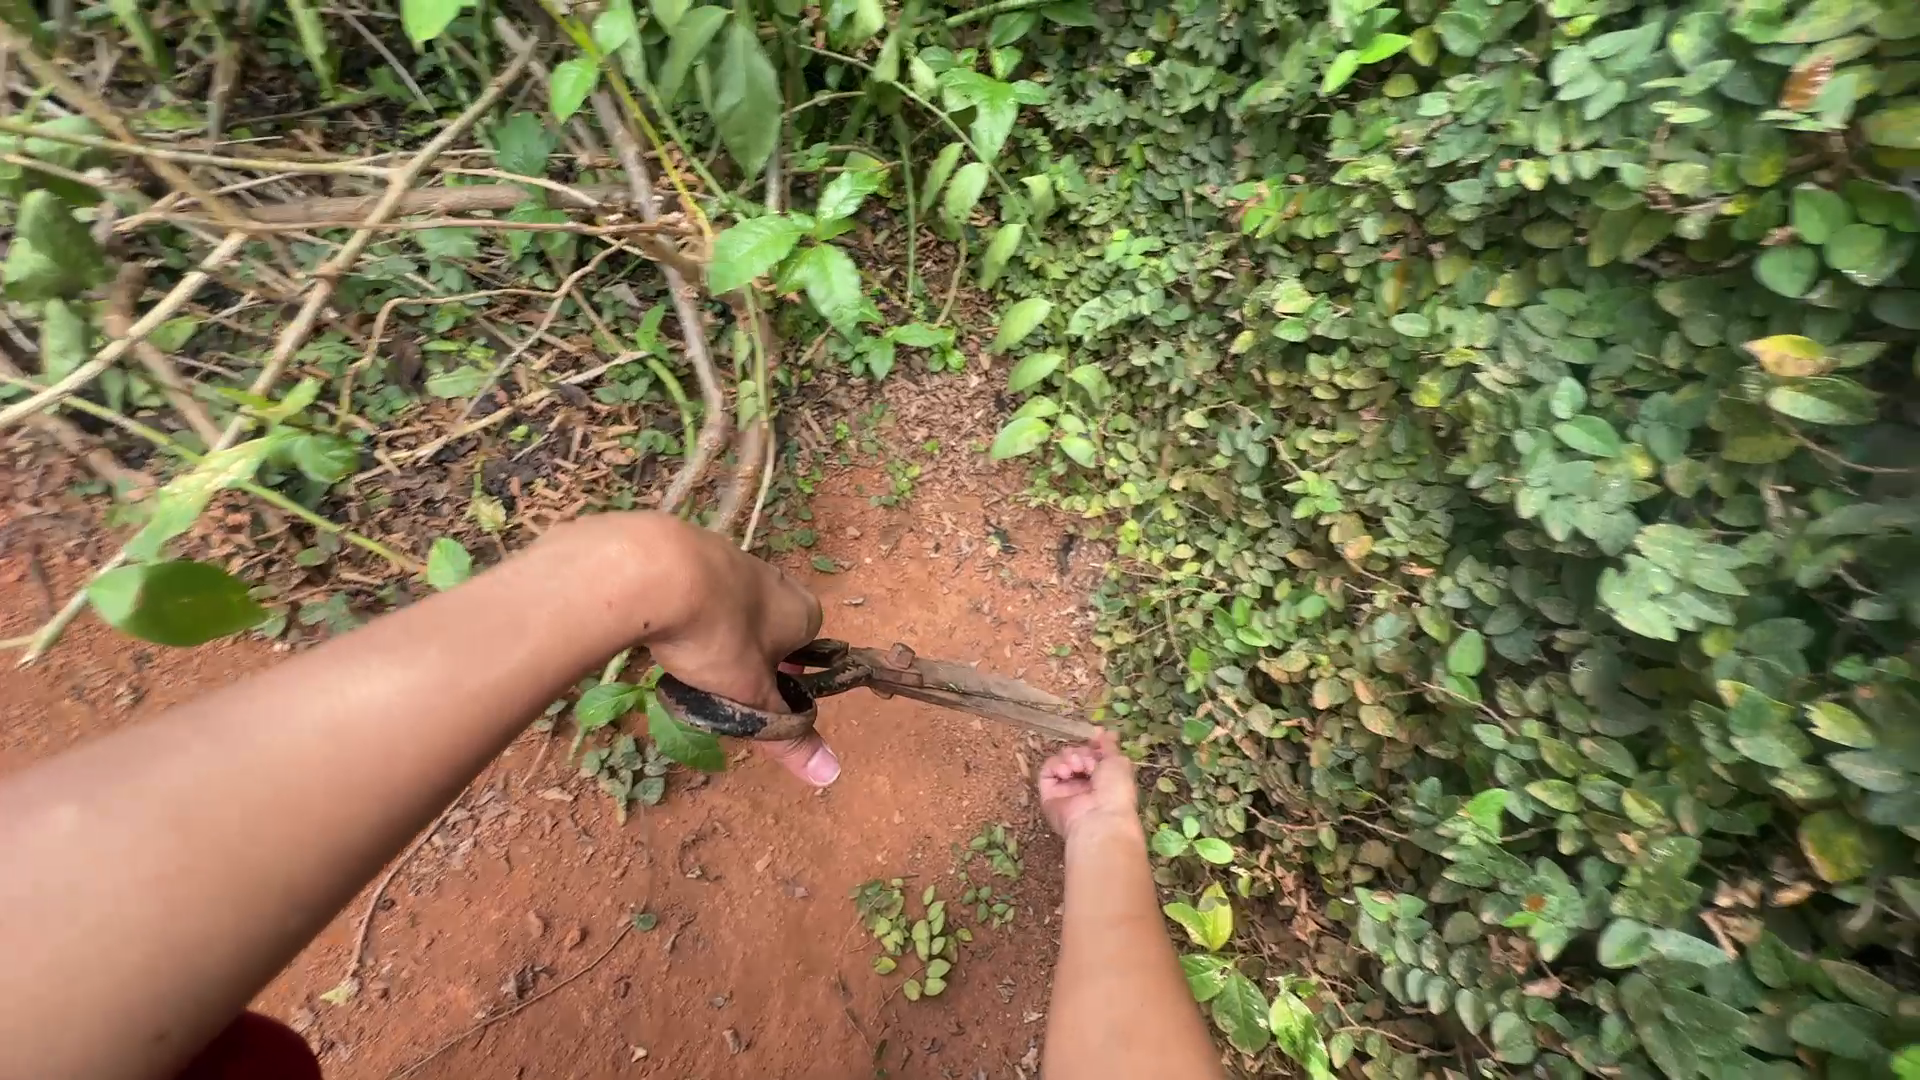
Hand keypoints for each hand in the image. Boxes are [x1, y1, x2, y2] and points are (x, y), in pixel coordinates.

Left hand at [586, 513, 836, 785]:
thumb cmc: (719, 635)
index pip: (807, 651)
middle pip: (769, 629)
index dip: (781, 678)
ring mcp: (736, 560)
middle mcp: (778, 581)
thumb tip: (829, 775)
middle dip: (747, 656)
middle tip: (716, 680)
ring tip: (683, 656)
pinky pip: (698, 589)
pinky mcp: (695, 551)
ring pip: (732, 608)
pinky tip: (661, 627)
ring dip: (715, 633)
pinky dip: (686, 609)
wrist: (658, 570)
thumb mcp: (751, 695)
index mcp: (804, 612)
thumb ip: (787, 734)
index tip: (752, 694)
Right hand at [1037, 730, 1137, 840]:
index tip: (1096, 739)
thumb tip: (1107, 732)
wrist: (1100, 819)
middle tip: (1088, 762)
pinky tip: (1066, 771)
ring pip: (1061, 761)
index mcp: (1104, 780)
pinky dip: (1055, 765)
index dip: (1093, 746)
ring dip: (1070, 757)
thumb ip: (1109, 746)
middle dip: (1083, 752)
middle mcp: (1084, 785)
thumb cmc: (1116, 791)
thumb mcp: (1119, 762)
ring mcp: (1066, 790)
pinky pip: (1047, 771)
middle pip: (1076, 756)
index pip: (1093, 756)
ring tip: (1077, 766)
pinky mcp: (1049, 794)